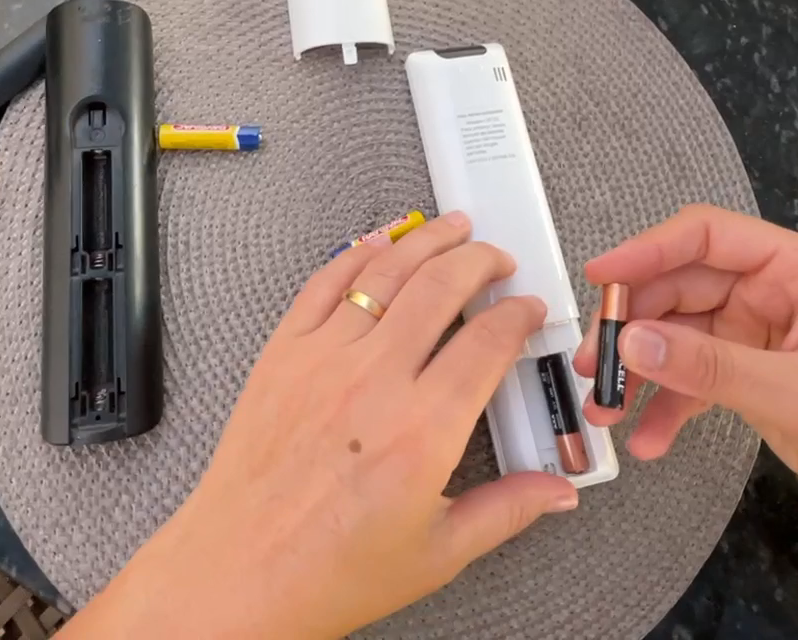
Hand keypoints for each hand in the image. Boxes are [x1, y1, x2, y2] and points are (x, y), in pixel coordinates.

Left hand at [69, 212, 577, 639]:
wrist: (241, 571)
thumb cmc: (329, 569)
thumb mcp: (436, 552)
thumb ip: (506, 511)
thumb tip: (557, 490)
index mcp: (422, 430)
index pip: (488, 343)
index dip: (518, 315)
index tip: (528, 308)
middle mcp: (375, 380)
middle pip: (442, 287)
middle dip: (480, 260)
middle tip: (497, 257)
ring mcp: (324, 356)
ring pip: (387, 272)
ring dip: (427, 240)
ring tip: (452, 226)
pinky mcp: (285, 349)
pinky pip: (325, 282)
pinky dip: (358, 253)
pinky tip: (381, 242)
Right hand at [573, 205, 797, 528]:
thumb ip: (713, 367)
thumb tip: (634, 343)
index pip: (708, 237)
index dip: (649, 249)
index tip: (601, 275)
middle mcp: (771, 292)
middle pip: (679, 286)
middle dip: (634, 324)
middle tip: (596, 359)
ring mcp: (755, 332)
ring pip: (675, 333)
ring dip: (639, 369)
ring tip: (606, 404)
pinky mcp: (745, 371)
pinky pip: (689, 375)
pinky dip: (665, 403)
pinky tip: (647, 435)